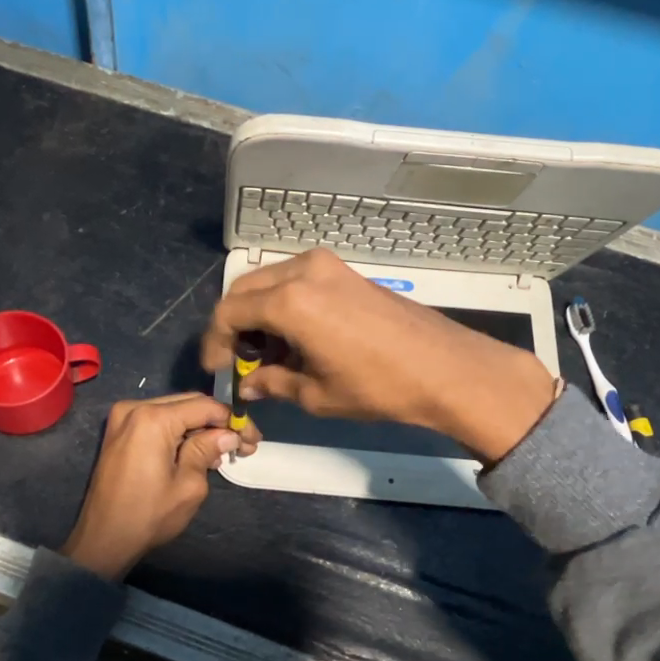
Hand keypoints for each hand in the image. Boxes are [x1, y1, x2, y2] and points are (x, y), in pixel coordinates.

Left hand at [61, 393, 261, 579]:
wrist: (103, 539)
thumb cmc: (148, 515)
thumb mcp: (188, 486)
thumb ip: (207, 451)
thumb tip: (227, 434)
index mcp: (152, 418)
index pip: (204, 406)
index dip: (233, 420)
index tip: (254, 439)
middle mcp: (134, 408)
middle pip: (188, 404)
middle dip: (217, 423)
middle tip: (243, 445)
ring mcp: (123, 419)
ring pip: (173, 412)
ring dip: (199, 428)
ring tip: (224, 453)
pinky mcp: (119, 432)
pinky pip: (156, 422)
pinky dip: (179, 433)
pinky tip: (198, 452)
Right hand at [201, 249, 556, 462]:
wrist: (444, 368)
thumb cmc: (377, 387)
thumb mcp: (316, 394)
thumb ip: (273, 383)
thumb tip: (250, 384)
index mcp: (289, 301)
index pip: (229, 312)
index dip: (214, 342)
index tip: (217, 369)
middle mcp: (302, 271)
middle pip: (246, 290)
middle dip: (234, 325)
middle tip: (238, 361)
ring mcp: (327, 266)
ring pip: (270, 283)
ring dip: (259, 314)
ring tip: (268, 355)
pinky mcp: (345, 271)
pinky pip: (296, 280)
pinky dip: (283, 305)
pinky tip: (295, 339)